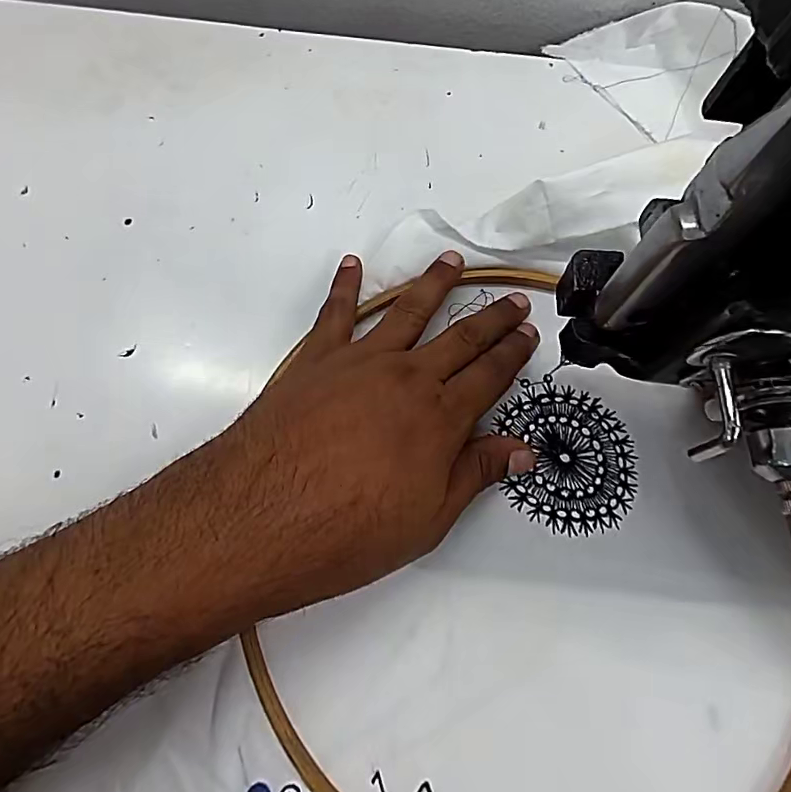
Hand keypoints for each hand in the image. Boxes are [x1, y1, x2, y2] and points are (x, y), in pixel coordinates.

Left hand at [160, 251, 538, 618]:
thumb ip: (474, 474)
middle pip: (460, 338)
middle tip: (511, 302)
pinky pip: (336, 312)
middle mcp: (405, 378)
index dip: (511, 355)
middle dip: (491, 318)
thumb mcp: (427, 518)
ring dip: (434, 284)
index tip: (526, 336)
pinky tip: (352, 266)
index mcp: (438, 418)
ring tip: (452, 263)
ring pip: (407, 311)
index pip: (489, 376)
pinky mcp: (317, 358)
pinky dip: (345, 285)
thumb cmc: (347, 528)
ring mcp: (360, 362)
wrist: (265, 514)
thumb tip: (520, 451)